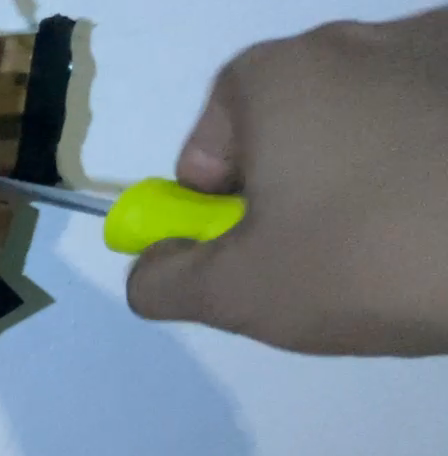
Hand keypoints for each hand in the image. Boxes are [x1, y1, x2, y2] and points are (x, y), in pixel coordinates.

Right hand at [128, 11, 447, 356]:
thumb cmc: (371, 259)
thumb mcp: (226, 295)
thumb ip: (158, 279)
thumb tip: (162, 260)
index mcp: (299, 75)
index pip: (224, 107)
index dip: (214, 171)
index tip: (235, 223)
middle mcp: (388, 37)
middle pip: (305, 107)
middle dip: (289, 171)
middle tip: (306, 241)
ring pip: (384, 113)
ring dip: (369, 167)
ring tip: (397, 236)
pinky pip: (447, 121)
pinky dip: (436, 164)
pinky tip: (447, 216)